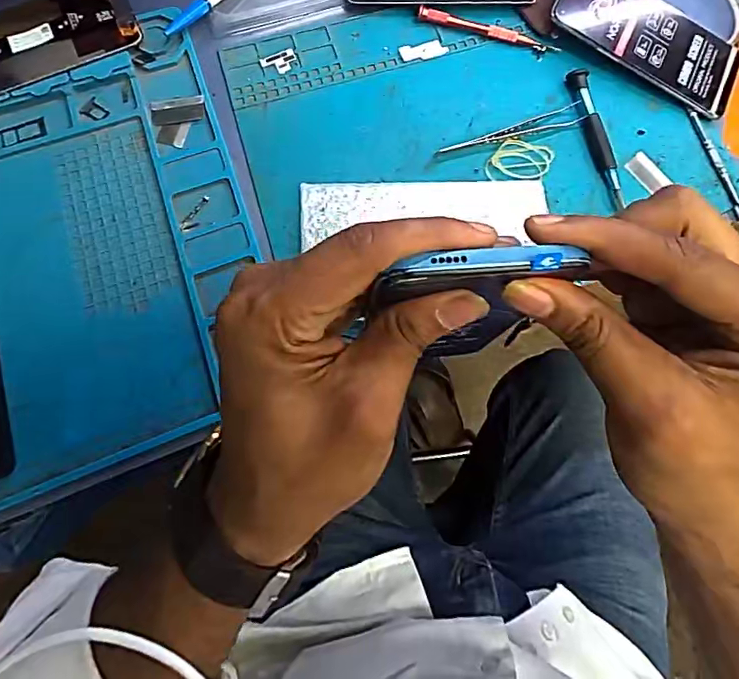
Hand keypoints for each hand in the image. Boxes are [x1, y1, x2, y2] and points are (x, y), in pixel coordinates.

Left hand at [206, 219, 496, 565]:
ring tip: (463, 259)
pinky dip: (382, 276)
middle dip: (422, 245)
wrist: (256, 502)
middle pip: (354, 247)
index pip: (359, 250)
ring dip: (407, 258)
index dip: (425, 235)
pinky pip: (339, 274)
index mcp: (272, 311)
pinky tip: (421, 278)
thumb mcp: (368, 404)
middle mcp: (260, 285)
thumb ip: (409, 335)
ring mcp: (265, 289)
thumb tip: (465, 294)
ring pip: (350, 256)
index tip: (480, 235)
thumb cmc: (307, 470)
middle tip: (482, 247)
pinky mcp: (278, 298)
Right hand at [500, 187, 738, 546]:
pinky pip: (650, 255)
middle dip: (618, 234)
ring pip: (665, 229)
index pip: (688, 259)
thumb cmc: (696, 477)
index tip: (542, 230)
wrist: (714, 517)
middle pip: (686, 221)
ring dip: (609, 247)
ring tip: (561, 270)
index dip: (612, 239)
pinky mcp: (703, 295)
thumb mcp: (643, 404)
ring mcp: (737, 289)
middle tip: (557, 256)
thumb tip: (521, 282)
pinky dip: (610, 263)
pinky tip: (580, 279)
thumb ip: (588, 333)